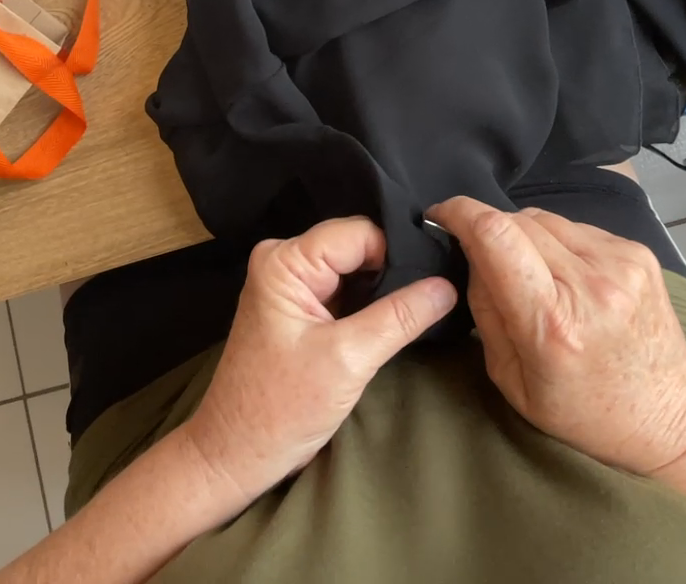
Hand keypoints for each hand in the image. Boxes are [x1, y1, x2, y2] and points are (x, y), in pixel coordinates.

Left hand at [182, 217, 457, 499]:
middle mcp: (282, 260)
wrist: (238, 452)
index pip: (357, 232)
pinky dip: (366, 304)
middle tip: (435, 295)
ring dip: (381, 289)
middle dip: (392, 270)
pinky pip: (342, 289)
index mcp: (284, 260)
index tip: (436, 276)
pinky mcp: (296, 306)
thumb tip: (448, 284)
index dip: (397, 252)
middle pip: (355, 246)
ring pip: (352, 268)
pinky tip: (392, 320)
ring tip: (420, 309)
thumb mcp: (350, 359)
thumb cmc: (283, 407)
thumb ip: (400, 316)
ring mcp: (288, 283)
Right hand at [431, 196, 685, 475]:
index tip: (438, 215)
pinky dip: (556, 241)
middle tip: (483, 257)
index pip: (495, 235)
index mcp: (551, 321)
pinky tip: (565, 274)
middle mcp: (590, 283)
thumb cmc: (582, 411)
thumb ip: (485, 309)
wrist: (672, 419)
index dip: (458, 213)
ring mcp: (620, 263)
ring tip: (530, 271)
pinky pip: (573, 226)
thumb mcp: (509, 376)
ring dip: (522, 234)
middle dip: (487, 228)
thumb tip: (470, 254)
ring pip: (543, 218)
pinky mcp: (638, 253)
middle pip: (514, 220)